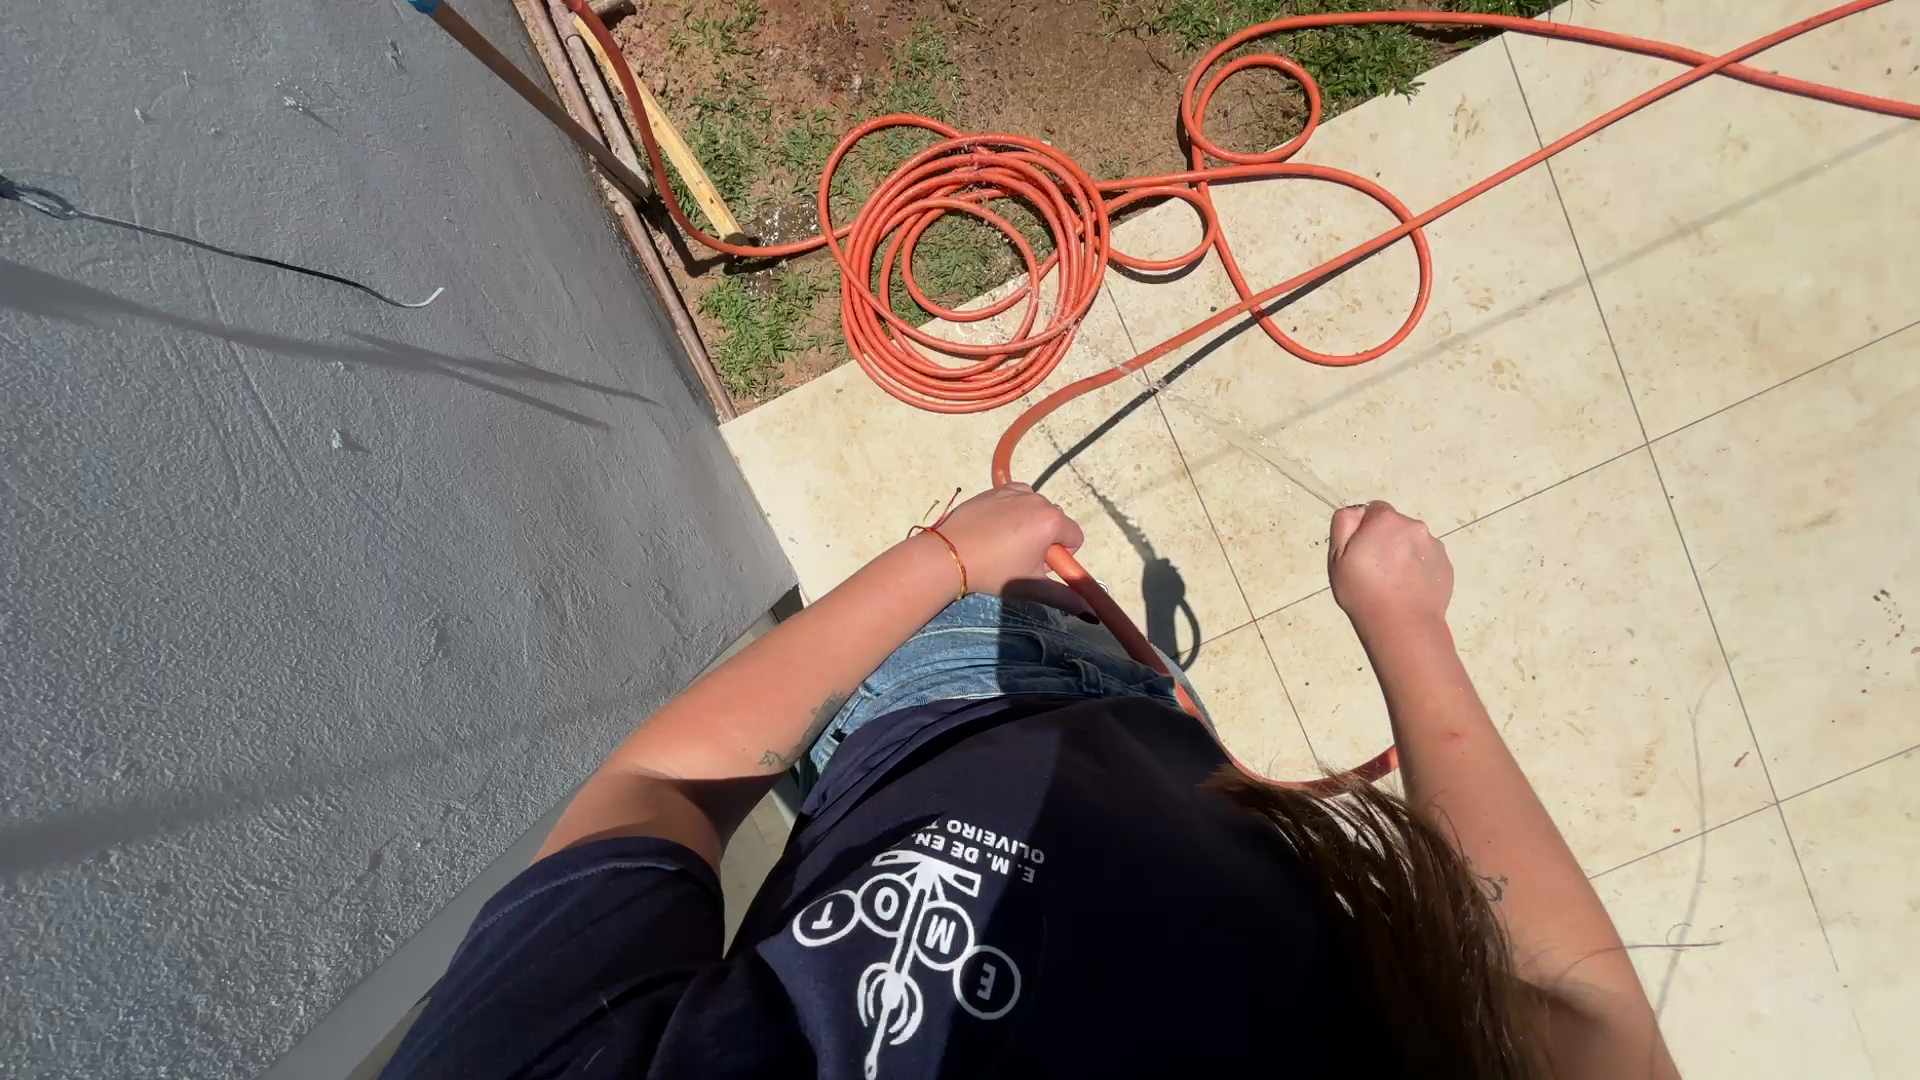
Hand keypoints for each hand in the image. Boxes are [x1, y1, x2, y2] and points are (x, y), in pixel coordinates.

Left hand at [930, 483, 1083, 596]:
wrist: (950, 554)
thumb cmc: (994, 571)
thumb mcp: (1031, 586)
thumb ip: (1064, 597)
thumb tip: (1089, 613)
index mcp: (1052, 522)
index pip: (1075, 537)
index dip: (1061, 555)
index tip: (1038, 565)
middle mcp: (1038, 500)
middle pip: (1055, 522)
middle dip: (1044, 539)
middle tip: (1018, 557)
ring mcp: (1015, 491)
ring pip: (1035, 509)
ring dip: (1029, 523)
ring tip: (1003, 543)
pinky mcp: (996, 489)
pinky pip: (1016, 498)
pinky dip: (1011, 510)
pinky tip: (993, 528)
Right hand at [1328, 501, 1451, 634]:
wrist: (1402, 623)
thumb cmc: (1363, 590)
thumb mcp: (1337, 556)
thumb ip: (1344, 524)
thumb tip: (1356, 511)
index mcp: (1386, 520)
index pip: (1374, 509)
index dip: (1364, 527)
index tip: (1359, 549)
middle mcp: (1415, 527)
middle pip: (1395, 524)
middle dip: (1385, 538)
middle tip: (1372, 567)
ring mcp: (1435, 546)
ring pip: (1412, 541)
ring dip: (1402, 552)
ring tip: (1392, 580)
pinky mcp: (1446, 565)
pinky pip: (1426, 558)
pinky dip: (1417, 567)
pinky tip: (1406, 587)